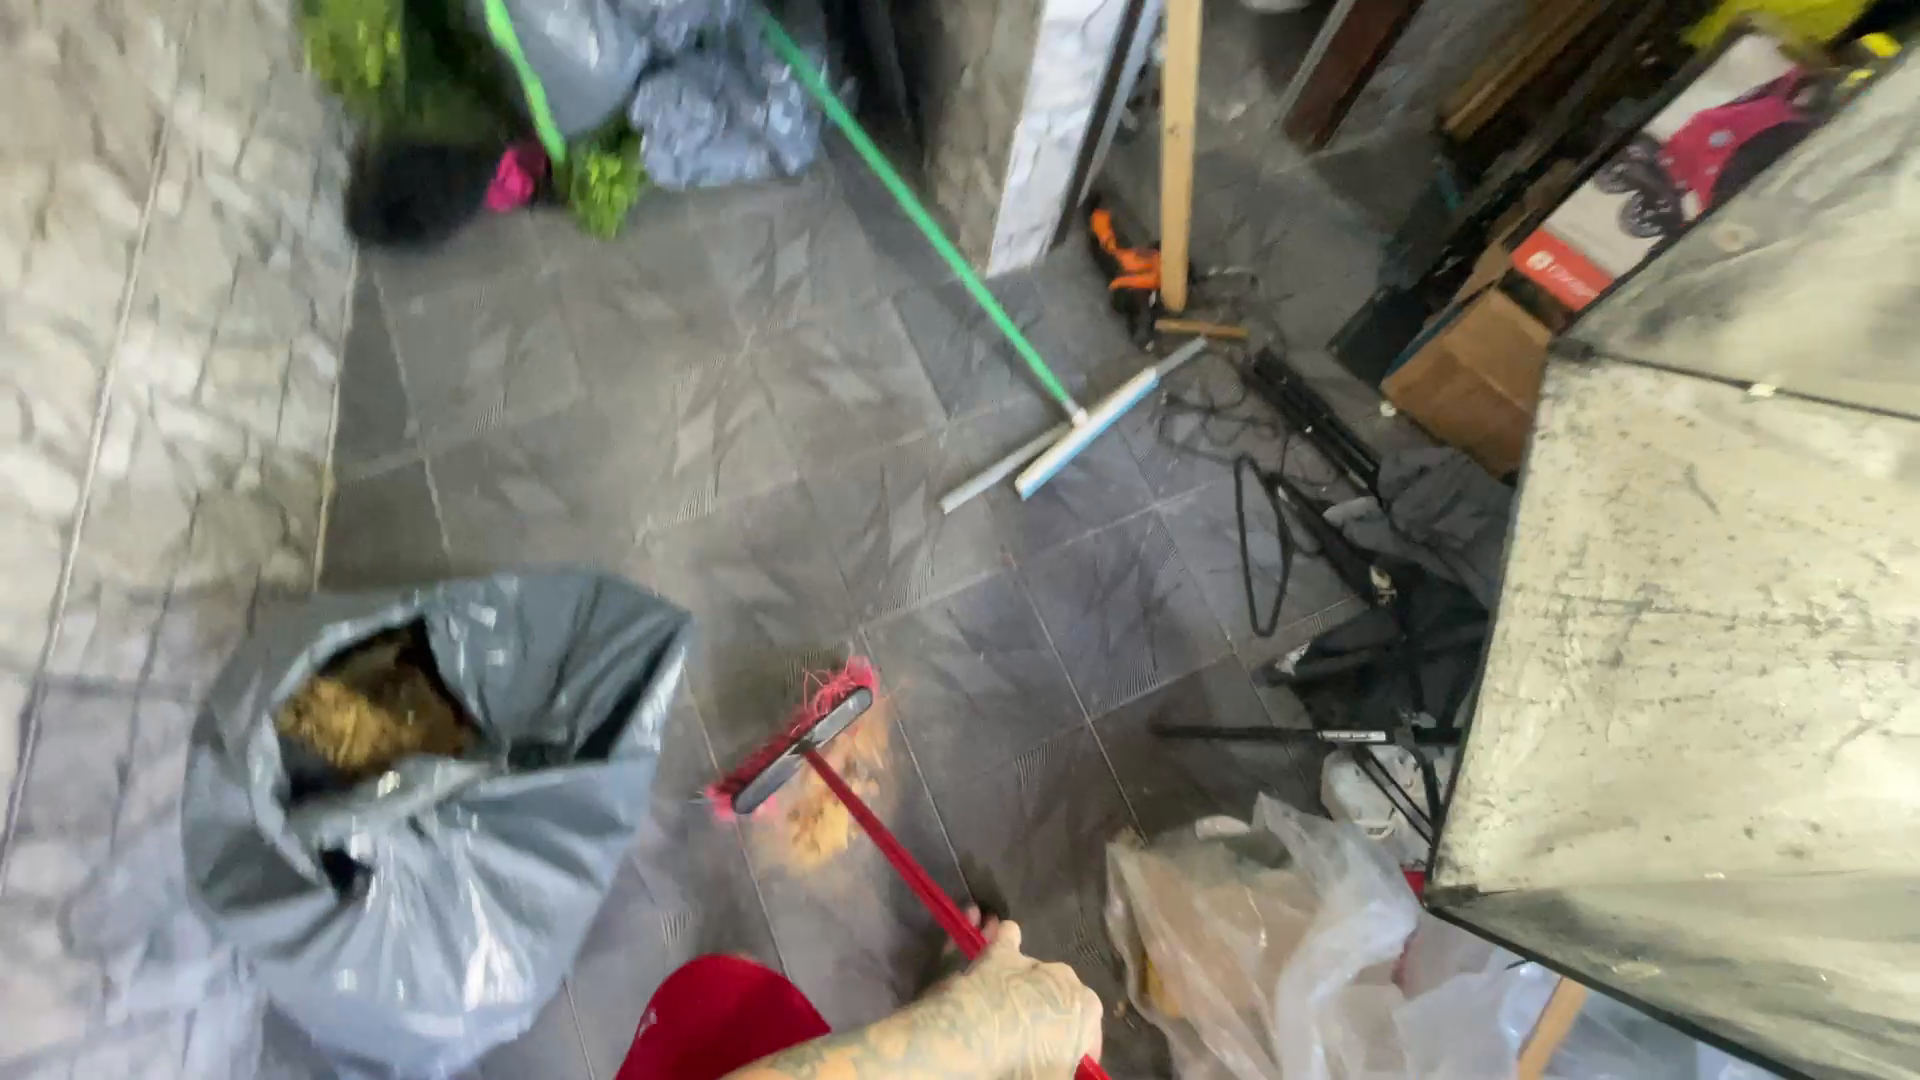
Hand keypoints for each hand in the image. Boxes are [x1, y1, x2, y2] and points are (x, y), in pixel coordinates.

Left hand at [913, 919, 1103, 1077]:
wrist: (982, 1039)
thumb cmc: (1028, 1065)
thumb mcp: (1059, 1077)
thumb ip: (1065, 1068)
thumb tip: (1060, 1067)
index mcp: (1088, 1009)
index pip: (1090, 1035)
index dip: (1077, 1053)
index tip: (1062, 1066)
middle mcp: (1066, 977)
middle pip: (1063, 1000)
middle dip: (1053, 1019)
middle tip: (1034, 1045)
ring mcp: (1033, 961)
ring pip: (1036, 972)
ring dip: (1028, 990)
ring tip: (1011, 1014)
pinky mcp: (1002, 953)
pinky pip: (1007, 938)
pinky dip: (1006, 945)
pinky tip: (1000, 956)